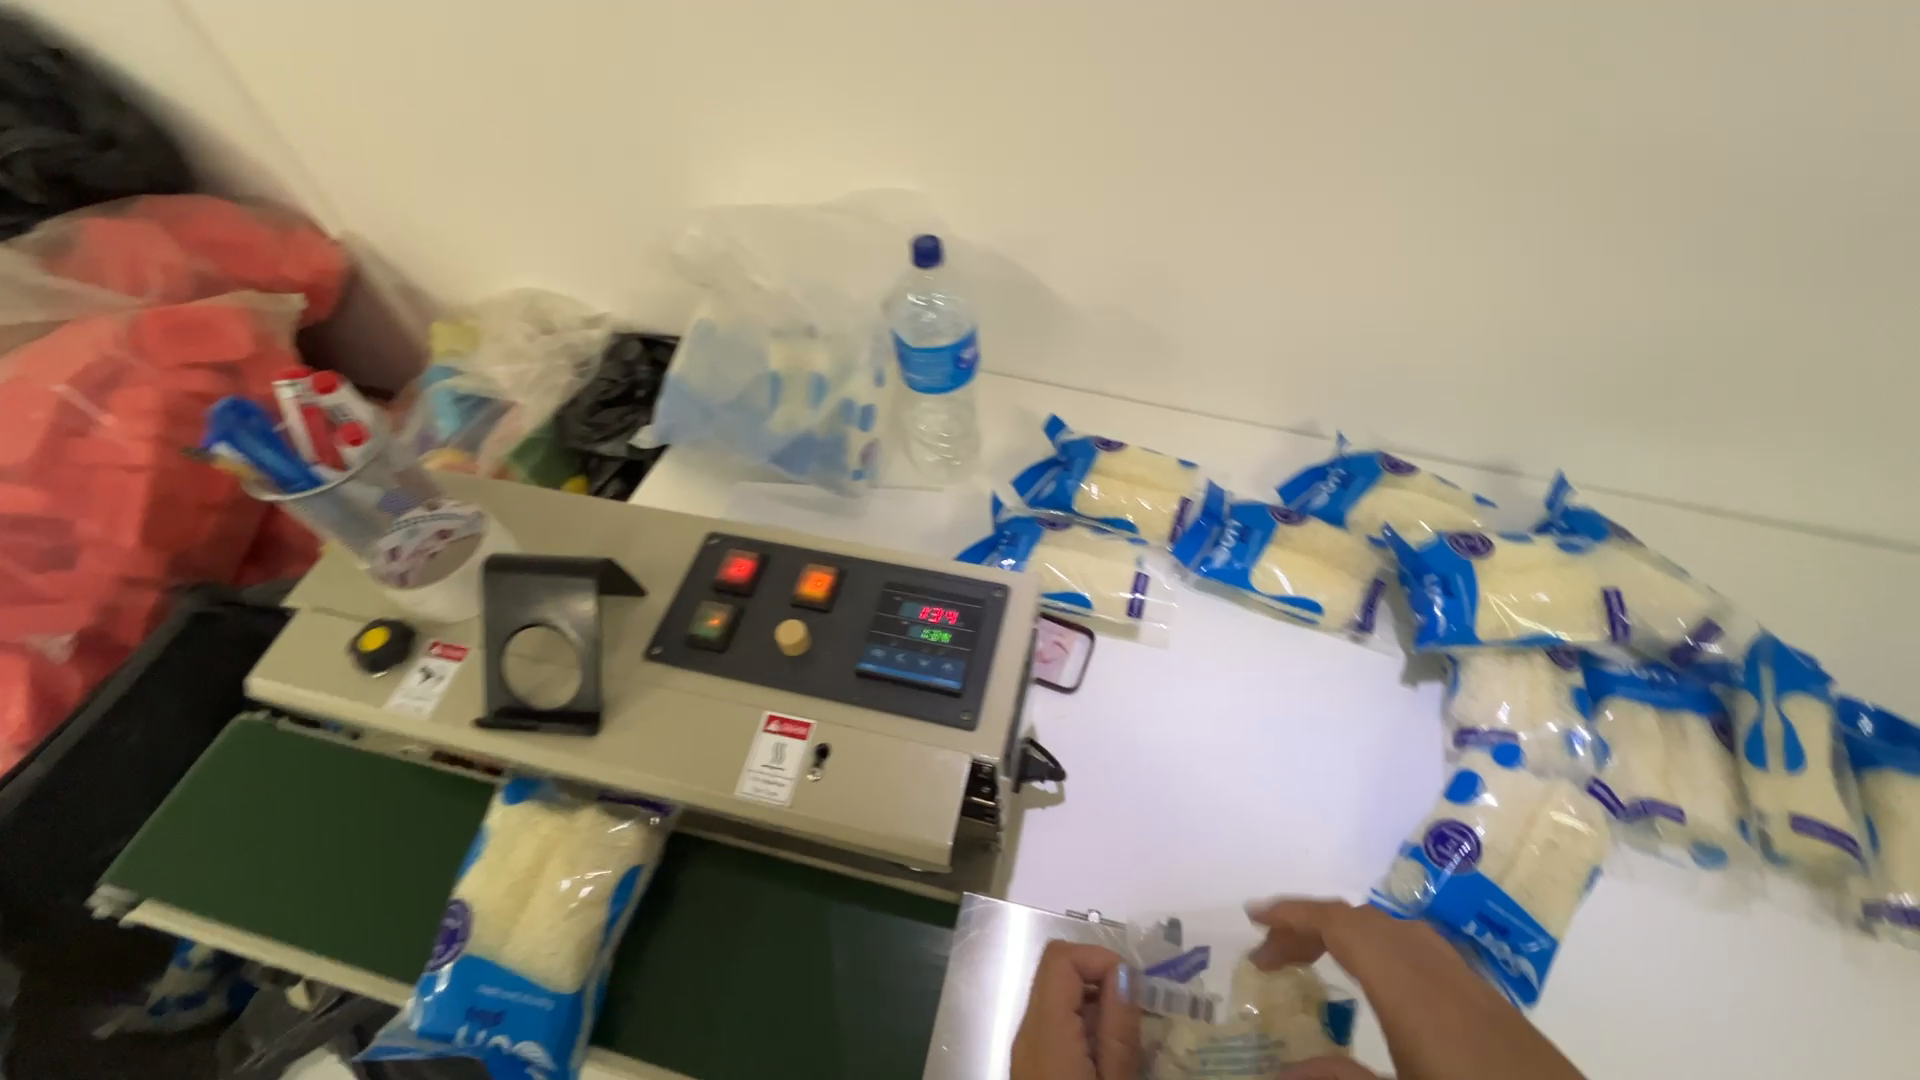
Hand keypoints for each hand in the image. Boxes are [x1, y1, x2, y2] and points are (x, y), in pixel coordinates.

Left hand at [1010, 941, 1140, 1079]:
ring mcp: (1025, 1047)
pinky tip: (1108, 1052)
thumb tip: (1124, 971)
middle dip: (1100, 977)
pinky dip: (1084, 1021)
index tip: (1132, 985)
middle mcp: (1027, 1030)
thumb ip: (1118, 1028)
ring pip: (1058, 995)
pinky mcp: (1031, 1062)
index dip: (1098, 957)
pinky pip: (1055, 1022)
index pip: (1060, 956)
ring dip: (1094, 1000)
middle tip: (1135, 1009)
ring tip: (1127, 1033)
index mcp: (1045, 1030)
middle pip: (1057, 971)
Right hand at [1249, 898, 1586, 1079]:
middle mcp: (1445, 978)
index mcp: (1417, 996)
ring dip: (1350, 937)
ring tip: (1316, 962)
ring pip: (1400, 936)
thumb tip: (1275, 1070)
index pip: (1345, 927)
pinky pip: (1426, 956)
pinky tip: (1380, 992)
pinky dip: (1385, 954)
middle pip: (1367, 924)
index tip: (1252, 919)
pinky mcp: (1500, 1014)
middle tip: (1272, 957)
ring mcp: (1477, 993)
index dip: (1295, 915)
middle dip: (1313, 927)